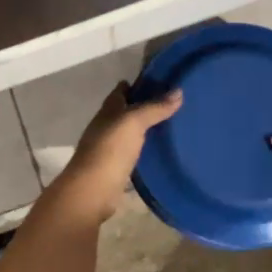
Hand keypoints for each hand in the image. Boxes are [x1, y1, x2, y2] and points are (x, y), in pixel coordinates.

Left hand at [43, 84, 182, 227]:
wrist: (93, 190)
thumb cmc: (110, 150)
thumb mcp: (133, 123)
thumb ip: (154, 108)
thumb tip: (178, 91)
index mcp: (107, 111)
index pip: (121, 91)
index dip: (137, 84)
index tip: (161, 81)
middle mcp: (106, 126)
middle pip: (126, 111)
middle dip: (144, 106)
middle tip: (173, 103)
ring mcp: (109, 148)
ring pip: (129, 132)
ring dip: (145, 128)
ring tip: (173, 125)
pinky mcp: (116, 168)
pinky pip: (133, 152)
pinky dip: (144, 149)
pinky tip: (161, 150)